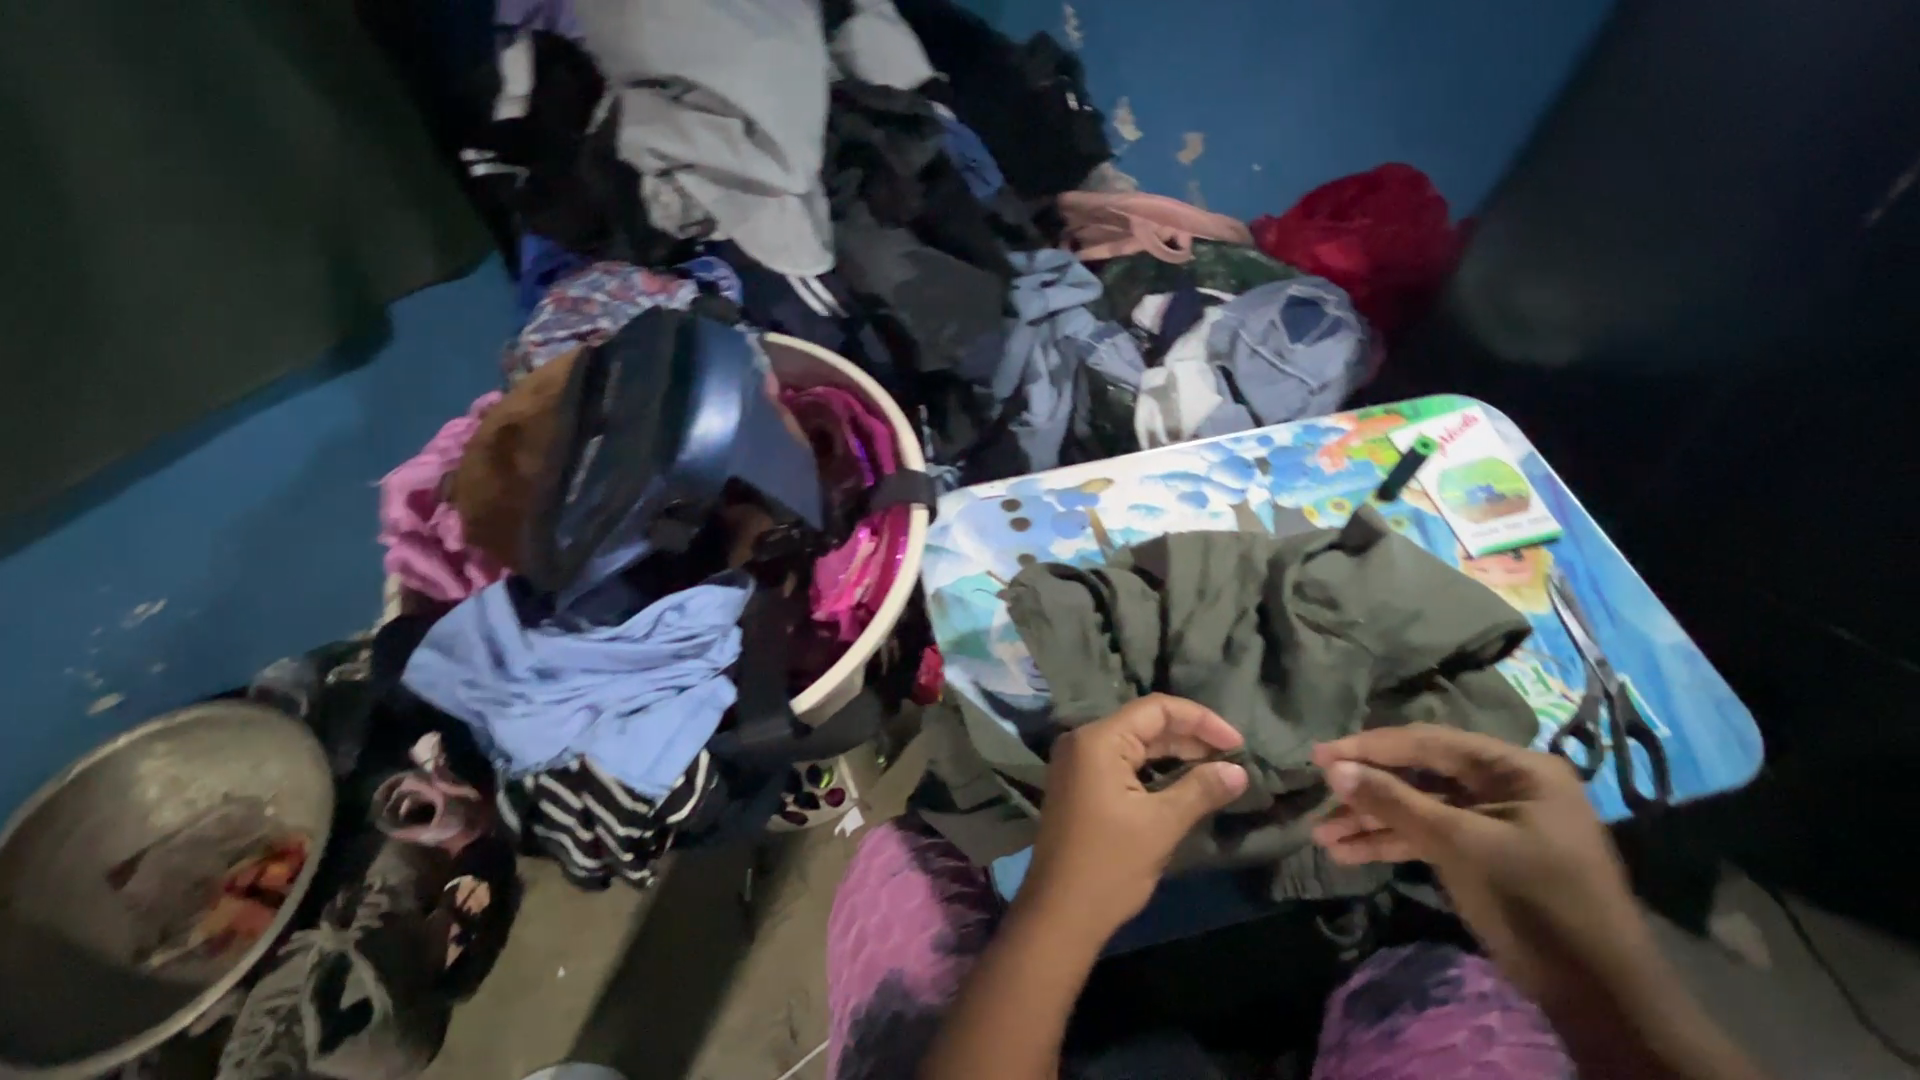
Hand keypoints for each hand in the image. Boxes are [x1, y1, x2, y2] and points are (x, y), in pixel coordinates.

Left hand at [1020, 695, 1250, 937]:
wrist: (1060, 913)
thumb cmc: (1110, 865)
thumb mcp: (1161, 825)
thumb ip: (1201, 789)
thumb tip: (1239, 770)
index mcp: (1098, 740)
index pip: (1156, 708)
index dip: (1201, 719)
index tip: (1237, 742)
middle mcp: (1083, 741)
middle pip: (1145, 723)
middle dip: (1191, 736)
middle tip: (1233, 757)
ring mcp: (1078, 763)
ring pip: (1136, 743)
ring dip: (1176, 753)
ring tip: (1217, 768)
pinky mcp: (1080, 784)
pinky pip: (1123, 762)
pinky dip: (1155, 768)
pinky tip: (1185, 781)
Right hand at [1310, 726, 1655, 1004]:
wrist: (1600, 995)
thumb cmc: (1535, 902)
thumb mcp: (1460, 846)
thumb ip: (1395, 803)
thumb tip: (1334, 769)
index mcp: (1516, 769)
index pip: (1428, 743)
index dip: (1369, 748)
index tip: (1318, 756)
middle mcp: (1508, 786)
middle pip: (1421, 775)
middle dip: (1367, 791)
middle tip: (1318, 799)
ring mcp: (1498, 822)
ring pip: (1421, 809)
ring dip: (1373, 823)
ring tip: (1322, 838)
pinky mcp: (1487, 855)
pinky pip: (1432, 837)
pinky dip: (1394, 844)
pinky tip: (1350, 854)